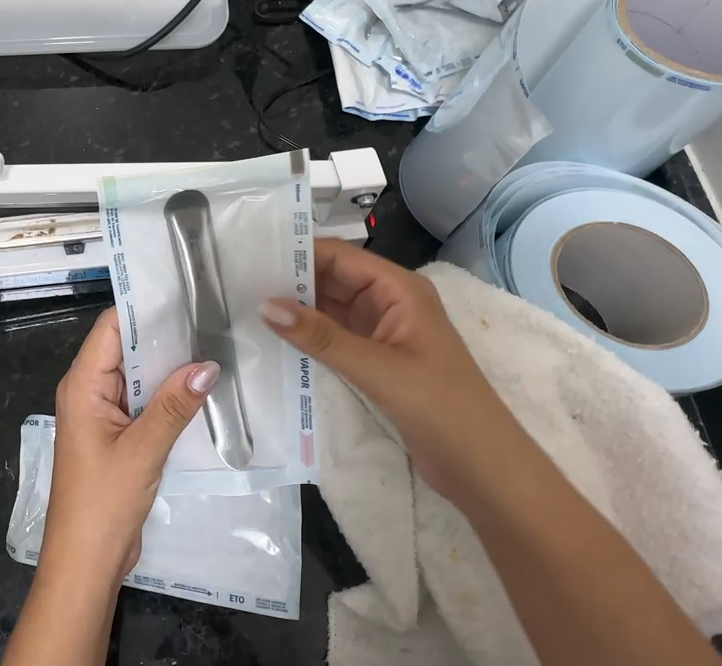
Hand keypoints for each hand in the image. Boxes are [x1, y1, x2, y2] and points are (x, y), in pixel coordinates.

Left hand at [43, 308, 219, 583]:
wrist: (85, 562)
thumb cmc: (103, 502)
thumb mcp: (143, 451)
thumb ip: (174, 406)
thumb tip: (208, 365)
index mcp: (83, 384)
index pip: (111, 328)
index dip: (143, 307)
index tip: (182, 291)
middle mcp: (90, 390)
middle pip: (125, 347)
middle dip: (163, 333)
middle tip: (209, 314)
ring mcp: (104, 413)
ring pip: (137, 375)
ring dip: (169, 365)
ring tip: (213, 342)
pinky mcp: (118, 434)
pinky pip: (143, 401)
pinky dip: (168, 393)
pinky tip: (201, 387)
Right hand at [258, 240, 530, 503]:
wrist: (484, 469)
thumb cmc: (441, 406)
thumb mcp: (377, 368)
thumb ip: (320, 336)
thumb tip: (264, 305)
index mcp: (399, 289)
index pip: (340, 256)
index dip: (297, 252)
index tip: (250, 255)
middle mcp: (388, 303)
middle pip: (331, 280)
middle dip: (289, 281)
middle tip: (237, 282)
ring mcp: (380, 333)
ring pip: (328, 310)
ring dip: (294, 310)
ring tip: (245, 305)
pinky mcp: (374, 361)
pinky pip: (332, 338)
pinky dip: (306, 337)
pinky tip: (272, 339)